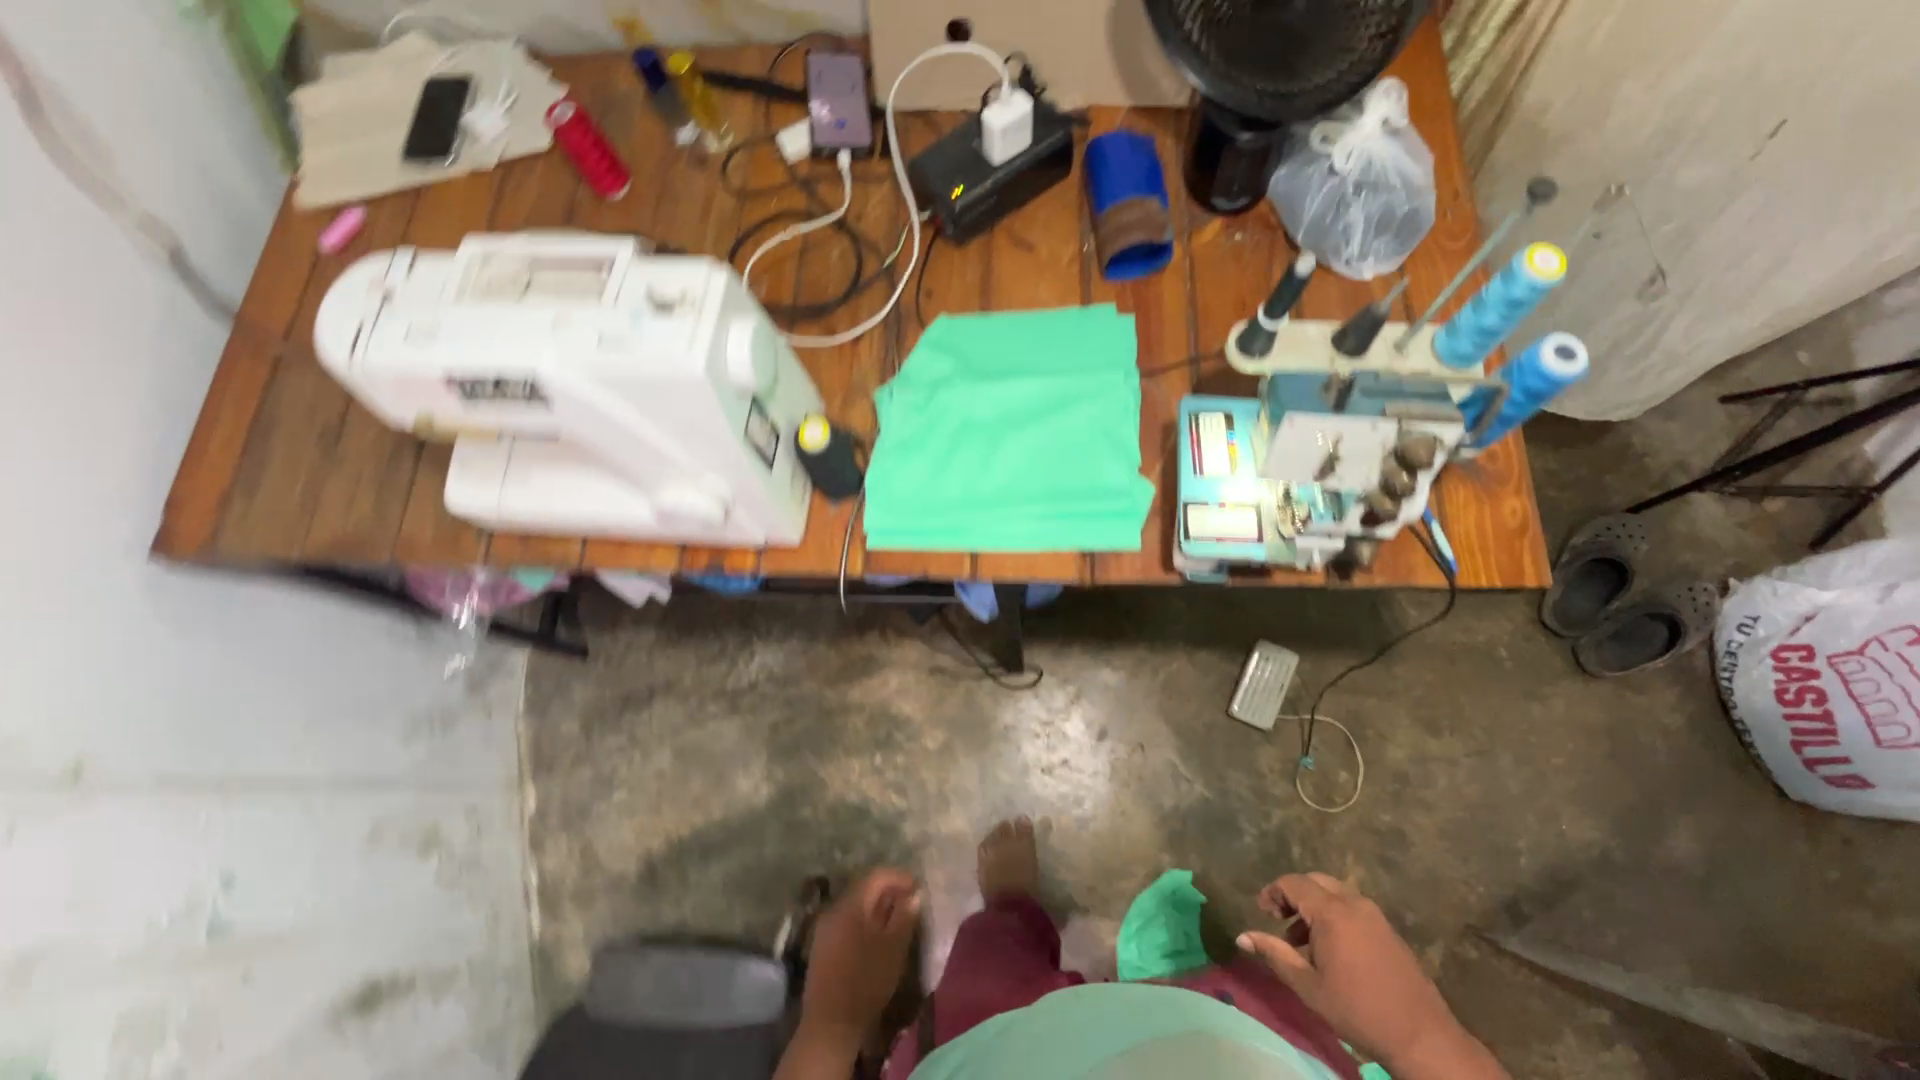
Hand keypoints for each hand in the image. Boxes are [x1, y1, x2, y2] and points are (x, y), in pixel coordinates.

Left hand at [801, 868, 921, 1042]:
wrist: (830, 1024)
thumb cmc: (866, 983)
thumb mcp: (893, 949)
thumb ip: (904, 917)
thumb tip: (914, 894)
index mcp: (850, 906)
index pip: (876, 876)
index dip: (900, 877)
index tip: (918, 888)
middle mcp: (833, 909)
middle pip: (864, 888)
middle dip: (889, 891)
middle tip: (911, 903)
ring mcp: (825, 927)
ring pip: (856, 905)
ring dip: (877, 907)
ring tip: (898, 920)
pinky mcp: (822, 944)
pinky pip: (847, 920)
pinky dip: (865, 920)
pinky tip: (877, 936)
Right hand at [1237, 873, 1503, 1079]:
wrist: (1421, 1035)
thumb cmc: (1357, 1010)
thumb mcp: (1308, 985)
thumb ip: (1274, 954)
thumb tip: (1241, 936)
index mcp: (1333, 913)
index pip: (1294, 883)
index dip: (1272, 892)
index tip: (1261, 913)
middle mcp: (1355, 904)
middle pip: (1316, 882)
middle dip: (1293, 896)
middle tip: (1279, 922)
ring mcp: (1376, 916)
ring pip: (1336, 894)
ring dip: (1314, 908)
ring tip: (1302, 943)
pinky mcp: (1389, 931)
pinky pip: (1353, 909)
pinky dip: (1334, 917)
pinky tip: (1330, 951)